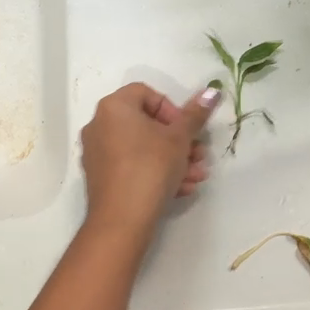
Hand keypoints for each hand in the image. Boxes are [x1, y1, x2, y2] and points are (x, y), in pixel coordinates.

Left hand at [80, 83, 218, 237]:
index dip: (172, 109)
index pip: (146, 93)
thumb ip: (195, 114)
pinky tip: (181, 189)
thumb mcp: (180, 138)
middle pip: (146, 123)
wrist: (122, 219)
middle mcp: (99, 125)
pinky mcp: (100, 177)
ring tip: (196, 176)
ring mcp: (96, 152)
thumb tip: (212, 91)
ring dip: (172, 159)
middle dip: (178, 140)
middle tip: (199, 155)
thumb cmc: (151, 167)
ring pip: (142, 148)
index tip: (186, 130)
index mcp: (114, 107)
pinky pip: (131, 165)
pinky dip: (155, 172)